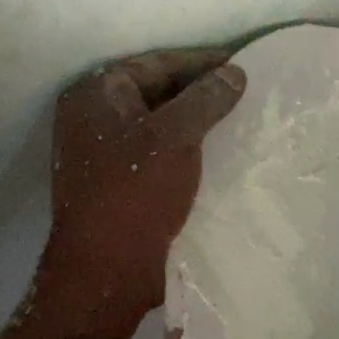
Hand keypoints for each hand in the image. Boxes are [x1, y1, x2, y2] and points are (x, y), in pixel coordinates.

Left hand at [46, 48, 246, 306]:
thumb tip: (235, 72)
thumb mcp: (176, 136)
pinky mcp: (115, 181)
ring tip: (239, 117)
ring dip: (195, 119)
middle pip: (157, 89)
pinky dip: (185, 145)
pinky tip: (218, 148)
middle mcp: (92, 115)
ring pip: (160, 121)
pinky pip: (157, 149)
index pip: (158, 63)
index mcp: (95, 93)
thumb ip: (207, 97)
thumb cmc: (134, 193)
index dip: (202, 61)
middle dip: (200, 90)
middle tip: (246, 89)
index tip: (242, 64)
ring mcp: (101, 151)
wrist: (105, 277)